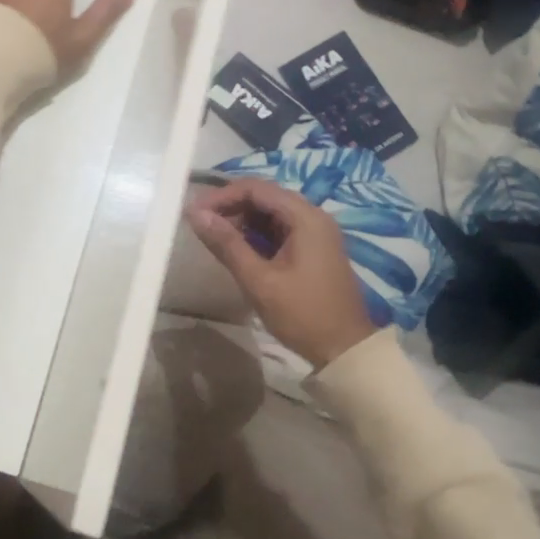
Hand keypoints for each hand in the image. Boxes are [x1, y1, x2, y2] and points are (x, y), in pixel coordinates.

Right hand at [185, 179, 378, 367]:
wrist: (345, 350)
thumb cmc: (302, 314)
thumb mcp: (259, 280)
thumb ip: (227, 244)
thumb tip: (195, 214)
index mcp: (305, 217)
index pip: (256, 188)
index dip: (221, 196)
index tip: (195, 213)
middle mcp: (313, 216)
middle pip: (264, 196)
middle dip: (230, 207)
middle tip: (201, 225)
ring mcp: (315, 232)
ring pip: (270, 212)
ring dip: (242, 220)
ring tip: (214, 237)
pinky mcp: (313, 248)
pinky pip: (279, 229)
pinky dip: (256, 234)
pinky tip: (237, 248)